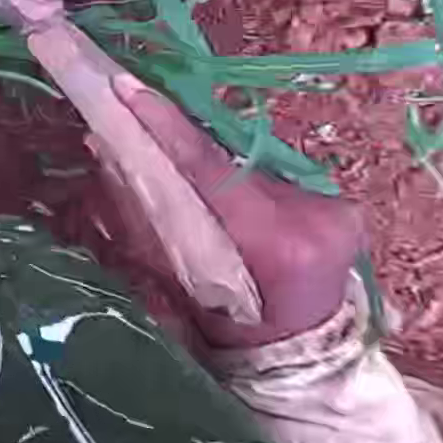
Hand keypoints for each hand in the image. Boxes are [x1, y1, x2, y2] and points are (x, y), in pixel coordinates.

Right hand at [93, 75, 363, 347]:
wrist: (297, 353)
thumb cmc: (219, 321)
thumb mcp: (170, 272)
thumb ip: (141, 212)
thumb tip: (104, 149)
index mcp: (273, 239)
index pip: (206, 164)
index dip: (162, 123)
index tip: (126, 89)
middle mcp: (315, 214)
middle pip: (223, 155)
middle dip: (171, 130)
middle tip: (128, 100)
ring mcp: (334, 206)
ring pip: (241, 161)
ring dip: (195, 149)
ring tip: (155, 137)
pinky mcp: (337, 204)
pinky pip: (261, 172)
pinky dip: (223, 167)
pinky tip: (199, 172)